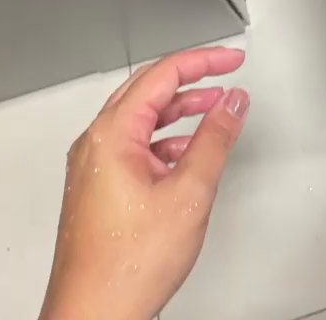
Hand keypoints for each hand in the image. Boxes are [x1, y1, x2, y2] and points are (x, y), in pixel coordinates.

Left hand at [40, 47, 250, 319]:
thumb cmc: (125, 267)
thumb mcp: (189, 193)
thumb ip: (215, 138)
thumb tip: (232, 101)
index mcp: (111, 135)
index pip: (162, 75)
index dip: (204, 61)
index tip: (231, 59)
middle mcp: (95, 144)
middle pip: (148, 89)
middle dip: (191, 78)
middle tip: (225, 71)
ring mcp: (93, 167)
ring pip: (141, 118)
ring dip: (180, 109)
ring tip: (214, 108)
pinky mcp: (98, 188)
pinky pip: (135, 144)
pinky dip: (165, 138)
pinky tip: (188, 152)